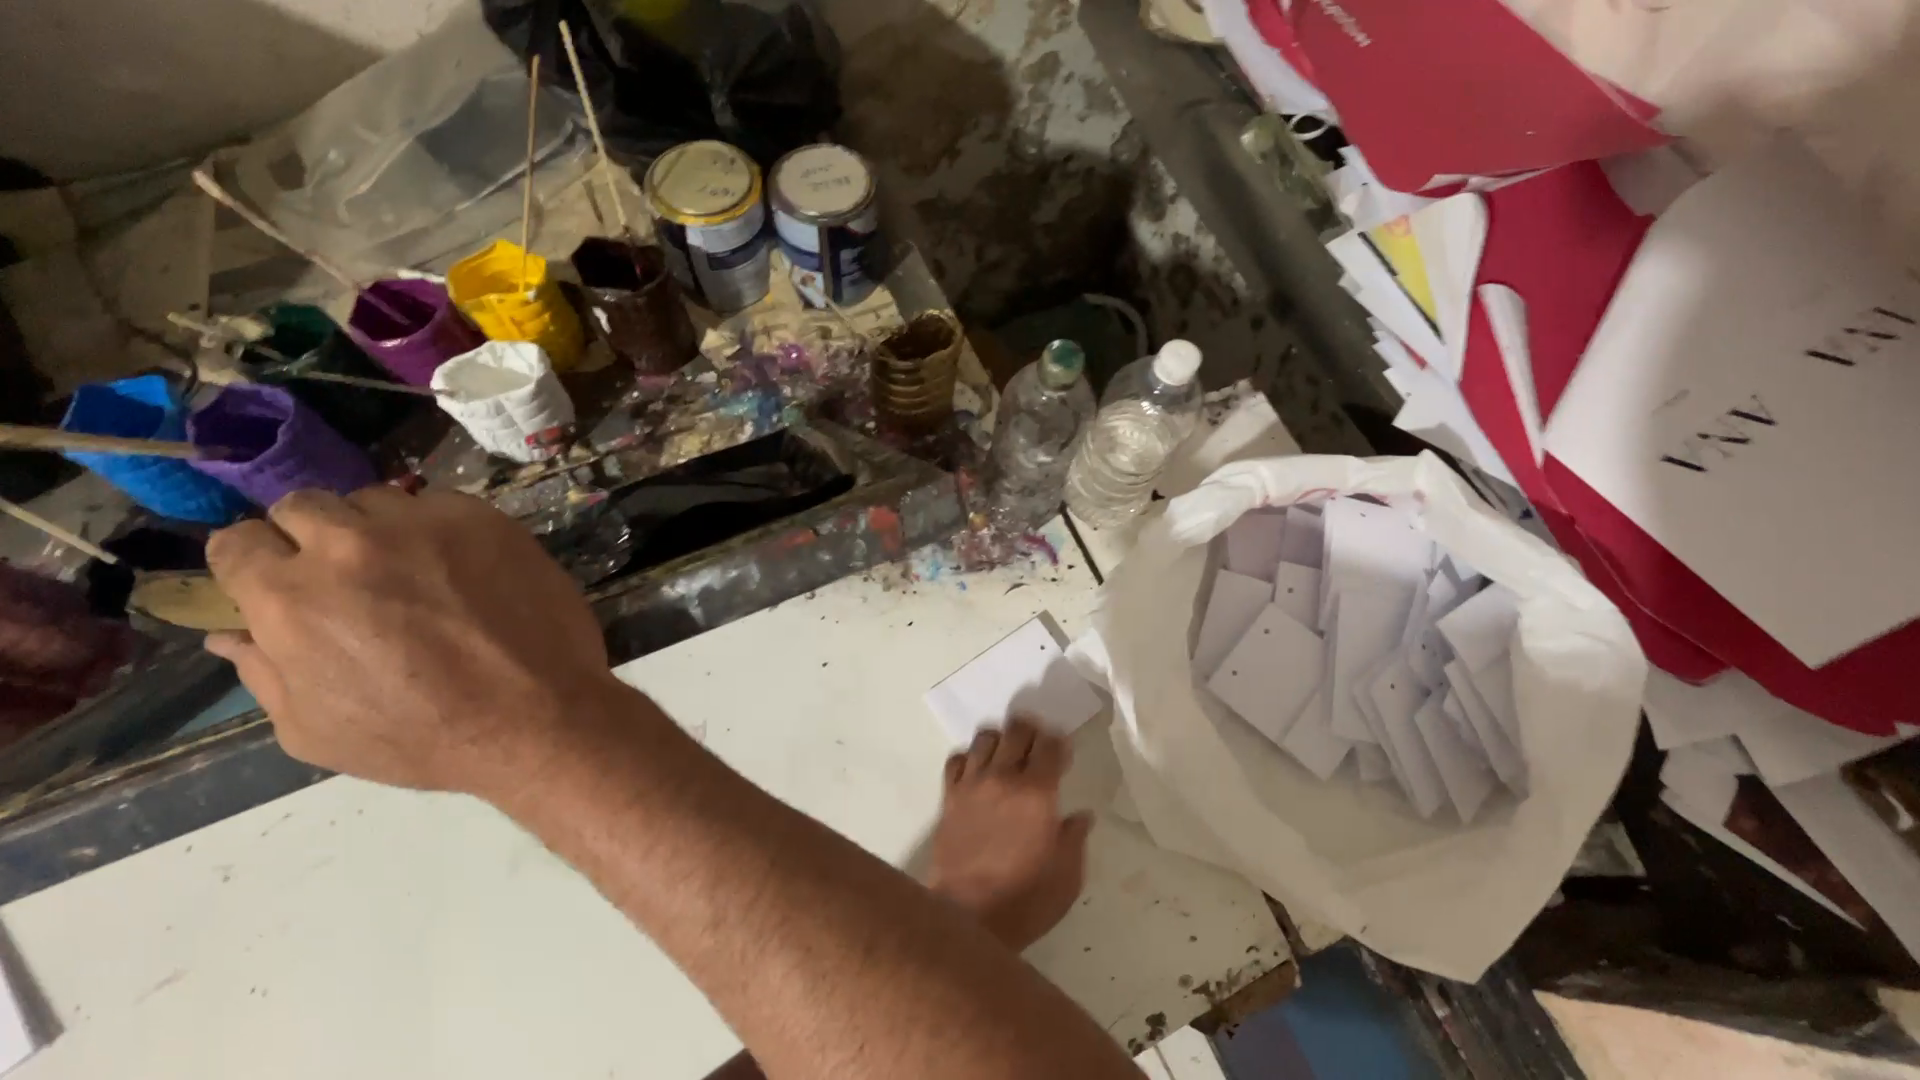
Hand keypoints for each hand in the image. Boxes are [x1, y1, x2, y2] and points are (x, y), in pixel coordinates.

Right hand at [204, 487, 631, 795]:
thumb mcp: (316, 730)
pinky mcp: (483, 518)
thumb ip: (265, 672)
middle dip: (311, 536)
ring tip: (411, 571)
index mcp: (291, 597)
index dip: (255, 561)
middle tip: (349, 574)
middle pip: (304, 507)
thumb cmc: (423, 737)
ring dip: (378, 527)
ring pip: (376, 500)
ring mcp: (422, 524)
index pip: (237, 542)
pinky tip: (460, 567)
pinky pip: (440, 504)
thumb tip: (230, 633)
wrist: (538, 715)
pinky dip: (438, 527)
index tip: (277, 578)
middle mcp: (349, 545)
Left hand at [928, 720, 1093, 950]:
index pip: (1051, 745)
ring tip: (1008, 756)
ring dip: (1001, 740)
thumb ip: (1075, 839)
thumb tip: (1080, 816)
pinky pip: (957, 760)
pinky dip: (970, 759)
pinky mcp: (949, 799)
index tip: (1064, 755)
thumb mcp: (1067, 876)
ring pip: (985, 738)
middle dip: (1032, 731)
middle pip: (1017, 730)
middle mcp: (1004, 778)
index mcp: (1038, 793)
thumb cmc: (1026, 901)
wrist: (968, 918)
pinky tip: (978, 774)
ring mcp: (972, 785)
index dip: (1060, 743)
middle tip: (1038, 747)